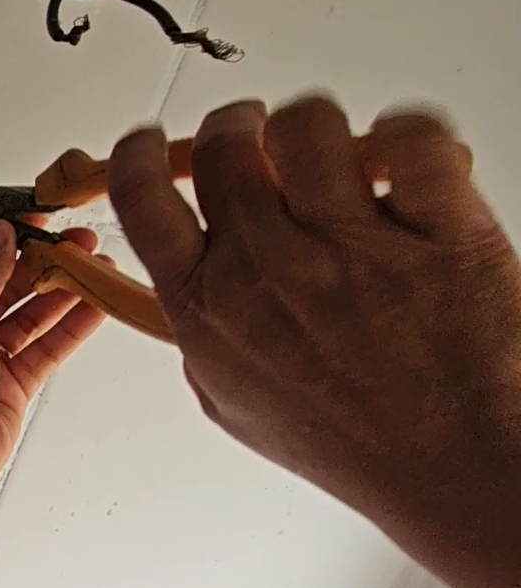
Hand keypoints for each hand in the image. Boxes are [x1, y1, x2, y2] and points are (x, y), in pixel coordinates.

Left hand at [0, 220, 106, 498]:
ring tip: (98, 262)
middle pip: (2, 287)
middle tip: (80, 239)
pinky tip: (96, 302)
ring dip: (62, 290)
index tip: (36, 219)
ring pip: (29, 315)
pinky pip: (44, 347)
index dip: (2, 241)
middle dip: (40, 262)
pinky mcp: (11, 384)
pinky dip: (69, 325)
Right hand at [107, 97, 520, 550]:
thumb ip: (193, 328)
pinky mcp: (443, 233)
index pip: (142, 201)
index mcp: (203, 302)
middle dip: (229, 124)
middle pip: (224, 150)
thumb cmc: (342, 436)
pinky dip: (404, 132)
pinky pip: (415, 141)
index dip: (136, 157)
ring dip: (306, 123)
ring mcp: (352, 246)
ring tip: (322, 142)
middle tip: (243, 128)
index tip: (144, 143)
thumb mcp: (221, 390)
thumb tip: (184, 290)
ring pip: (308, 129)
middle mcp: (265, 265)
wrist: (452, 464)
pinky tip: (397, 156)